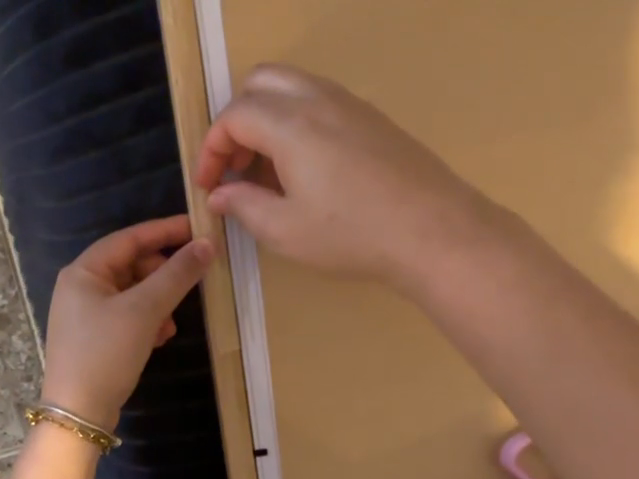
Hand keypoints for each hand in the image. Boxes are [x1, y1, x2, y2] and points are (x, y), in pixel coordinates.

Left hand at [41, 216, 213, 428]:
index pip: (129, 238)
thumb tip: (207, 244)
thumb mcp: (144, 311)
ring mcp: (84, 316)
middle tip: (190, 283)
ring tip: (171, 324)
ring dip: (158, 304)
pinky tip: (160, 339)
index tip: (199, 228)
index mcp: (83, 272)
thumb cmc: (105, 354)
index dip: (165, 231)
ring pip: (132, 295)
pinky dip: (146, 323)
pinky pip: (126, 319)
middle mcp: (79, 289)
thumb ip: (176, 275)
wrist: (78, 413)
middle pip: (131, 266)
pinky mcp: (93, 340)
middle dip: (162, 276)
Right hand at [195, 65, 499, 288]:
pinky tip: (299, 171)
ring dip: (265, 120)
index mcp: (291, 125)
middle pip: (260, 83)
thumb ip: (243, 206)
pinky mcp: (370, 118)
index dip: (211, 149)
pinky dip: (293, 123)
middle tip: (234, 168)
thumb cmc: (349, 234)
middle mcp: (319, 101)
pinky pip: (318, 102)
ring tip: (263, 173)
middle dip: (235, 122)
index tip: (208, 187)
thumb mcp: (283, 231)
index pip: (234, 115)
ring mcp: (349, 104)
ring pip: (291, 87)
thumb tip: (219, 195)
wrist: (430, 229)